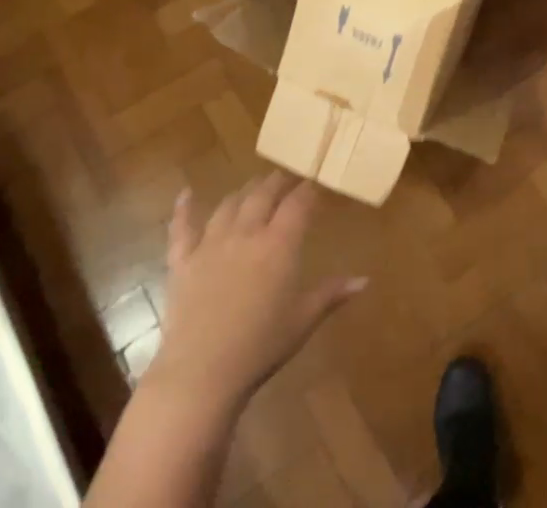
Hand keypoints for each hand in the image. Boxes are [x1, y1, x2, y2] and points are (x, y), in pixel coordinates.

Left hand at [150, 173, 365, 407]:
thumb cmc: (261, 346)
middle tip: (285, 177)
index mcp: (279, 245)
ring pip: (228, 206)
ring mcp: (210, 244)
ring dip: (243, 192)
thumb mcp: (303, 320)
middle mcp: (245, 234)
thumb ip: (331, 294)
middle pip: (262, 196)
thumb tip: (364, 280)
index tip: (314, 182)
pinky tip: (186, 193)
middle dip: (276, 183)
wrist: (202, 369)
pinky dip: (184, 208)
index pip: (297, 205)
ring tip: (252, 187)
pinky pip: (182, 227)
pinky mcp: (182, 261)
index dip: (307, 190)